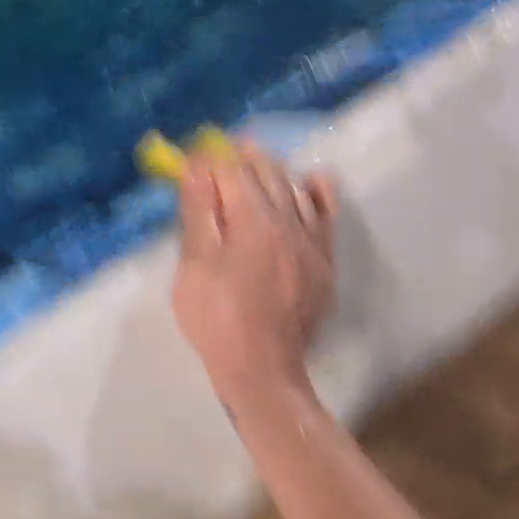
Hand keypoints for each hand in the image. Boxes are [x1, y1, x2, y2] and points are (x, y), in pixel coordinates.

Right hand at [171, 137, 338, 406]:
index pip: (231, 171)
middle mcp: (289, 224)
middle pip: (267, 174)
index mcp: (253, 221)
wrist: (261, 370)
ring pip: (295, 191)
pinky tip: (315, 180)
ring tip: (253, 156)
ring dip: (273, 170)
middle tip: (219, 149)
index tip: (192, 154)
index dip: (210, 158)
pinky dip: (319, 195)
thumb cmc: (214, 314)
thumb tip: (198, 166)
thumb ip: (199, 210)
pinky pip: (326, 219)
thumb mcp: (194, 261)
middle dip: (242, 156)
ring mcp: (311, 245)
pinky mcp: (323, 265)